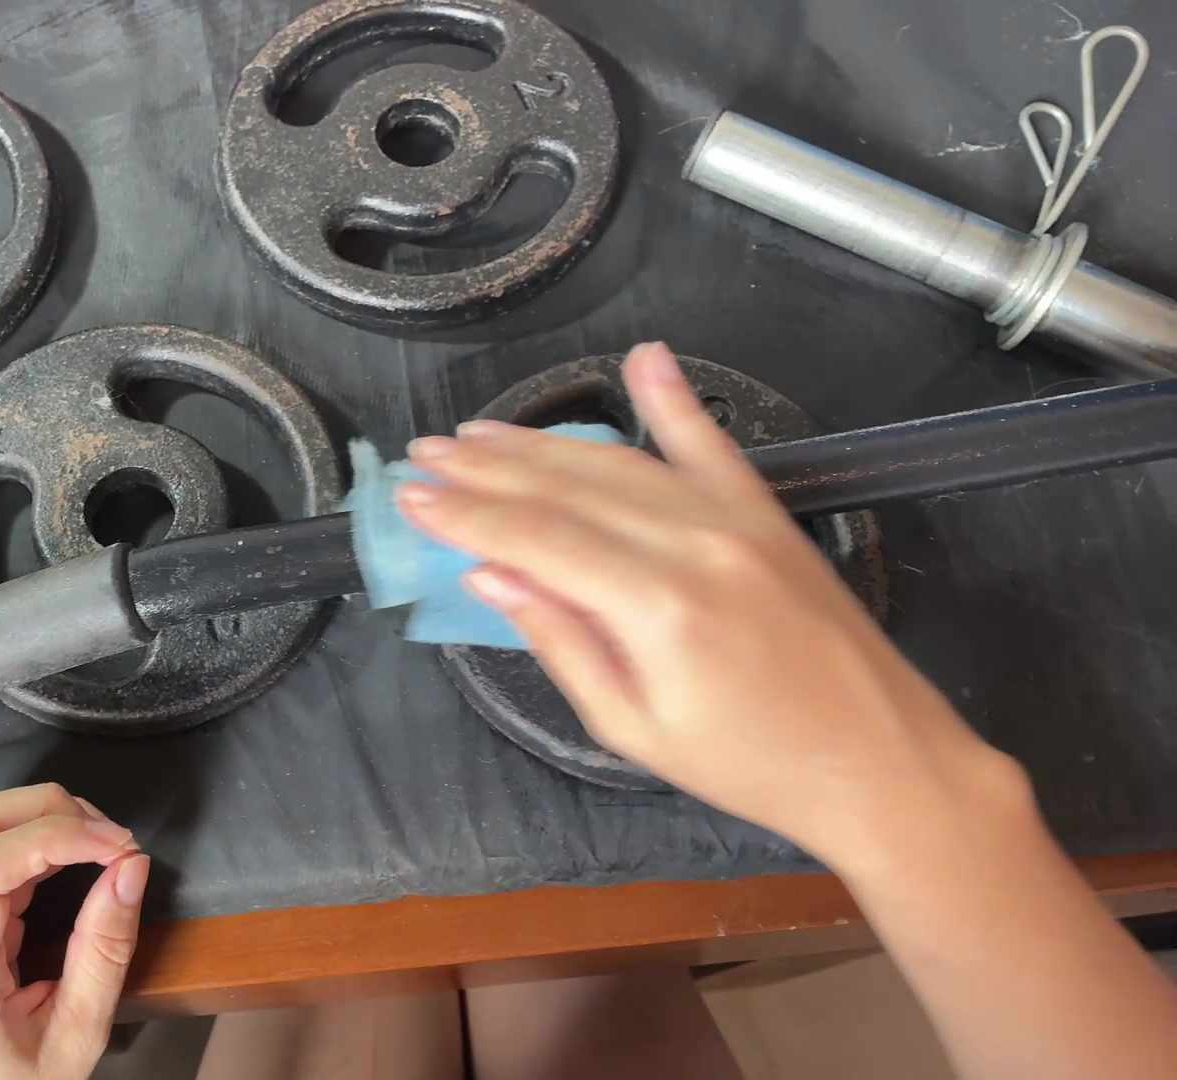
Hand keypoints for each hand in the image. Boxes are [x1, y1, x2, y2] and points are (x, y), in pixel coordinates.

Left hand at [0, 783, 149, 1079]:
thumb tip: (132, 867)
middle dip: (44, 807)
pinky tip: (66, 854)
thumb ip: (104, 952)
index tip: (117, 844)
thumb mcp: (75, 1040)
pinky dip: (27, 834)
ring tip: (92, 839)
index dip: (55, 835)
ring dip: (35, 813)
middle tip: (106, 835)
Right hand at [398, 343, 1028, 872]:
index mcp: (658, 606)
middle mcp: (695, 545)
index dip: (464, 515)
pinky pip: (710, 446)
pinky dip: (673, 399)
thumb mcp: (627, 722)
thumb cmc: (743, 764)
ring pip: (615, 462)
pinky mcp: (765, 515)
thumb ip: (556, 638)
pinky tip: (644, 359)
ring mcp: (736, 520)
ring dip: (537, 443)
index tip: (411, 496)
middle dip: (483, 469)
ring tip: (476, 432)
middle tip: (423, 453)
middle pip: (564, 489)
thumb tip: (486, 573)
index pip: (534, 538)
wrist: (886, 768)